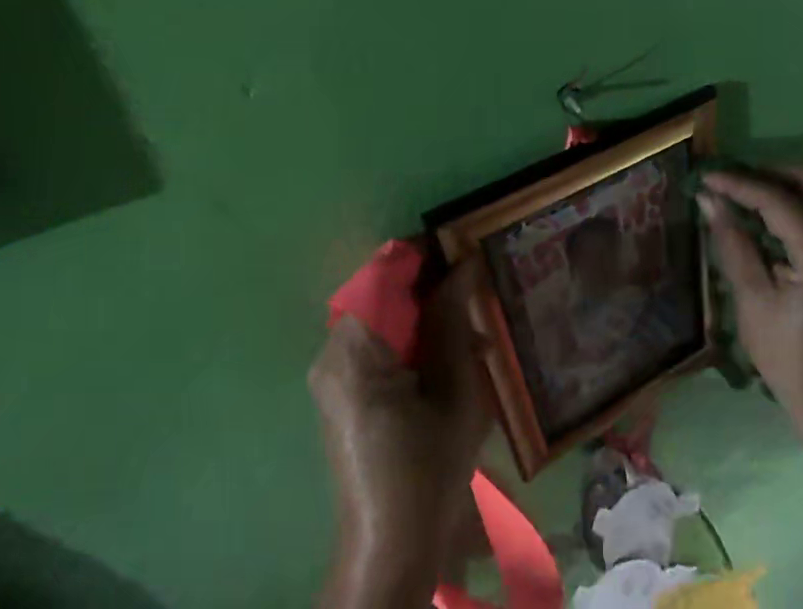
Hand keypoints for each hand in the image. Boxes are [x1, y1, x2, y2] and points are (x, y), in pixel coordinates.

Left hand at [309, 257, 490, 604]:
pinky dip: (408, 345)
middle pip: (379, 296)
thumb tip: (463, 264)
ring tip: (469, 340)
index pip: (381, 276)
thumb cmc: (429, 470)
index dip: (422, 259)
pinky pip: (373, 347)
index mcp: (353, 351)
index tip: (462, 255)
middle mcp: (330, 353)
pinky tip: (445, 366)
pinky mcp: (338, 392)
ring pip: (380, 320)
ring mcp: (330, 374)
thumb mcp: (455, 392)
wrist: (391, 547)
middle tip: (472, 303)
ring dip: (423, 321)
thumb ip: (453, 321)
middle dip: (428, 293)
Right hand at [697, 167, 802, 431]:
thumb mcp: (752, 299)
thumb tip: (709, 200)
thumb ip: (733, 243)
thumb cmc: (788, 355)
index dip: (739, 183)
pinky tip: (766, 221)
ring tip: (743, 197)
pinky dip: (797, 205)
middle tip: (732, 183)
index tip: (705, 178)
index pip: (778, 199)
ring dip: (785, 187)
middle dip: (771, 173)